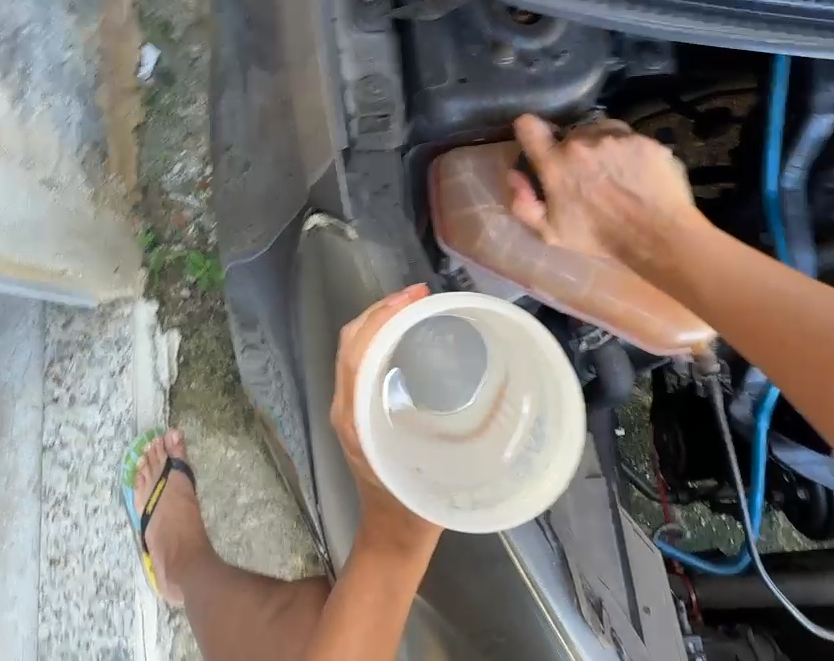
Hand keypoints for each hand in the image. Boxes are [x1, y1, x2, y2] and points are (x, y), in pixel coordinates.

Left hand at [330, 284, 441, 552]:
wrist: (392, 537)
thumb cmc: (415, 507)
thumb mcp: (436, 467)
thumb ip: (451, 434)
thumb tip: (488, 392)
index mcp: (355, 417)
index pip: (357, 351)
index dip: (383, 317)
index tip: (416, 298)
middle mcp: (345, 406)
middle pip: (351, 341)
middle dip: (381, 310)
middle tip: (420, 295)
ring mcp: (347, 407)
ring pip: (353, 348)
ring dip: (379, 321)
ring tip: (415, 306)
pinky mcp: (355, 410)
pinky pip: (360, 361)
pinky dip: (379, 338)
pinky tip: (407, 336)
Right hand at [508, 113, 699, 266]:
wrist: (658, 237)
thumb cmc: (599, 237)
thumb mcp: (551, 232)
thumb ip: (523, 204)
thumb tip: (515, 176)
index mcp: (555, 162)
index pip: (528, 126)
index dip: (530, 132)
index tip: (539, 144)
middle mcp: (582, 141)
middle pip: (569, 133)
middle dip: (573, 150)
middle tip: (586, 175)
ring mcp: (616, 137)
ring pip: (600, 130)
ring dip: (601, 146)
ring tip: (613, 171)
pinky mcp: (645, 139)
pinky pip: (630, 139)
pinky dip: (630, 152)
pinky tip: (638, 174)